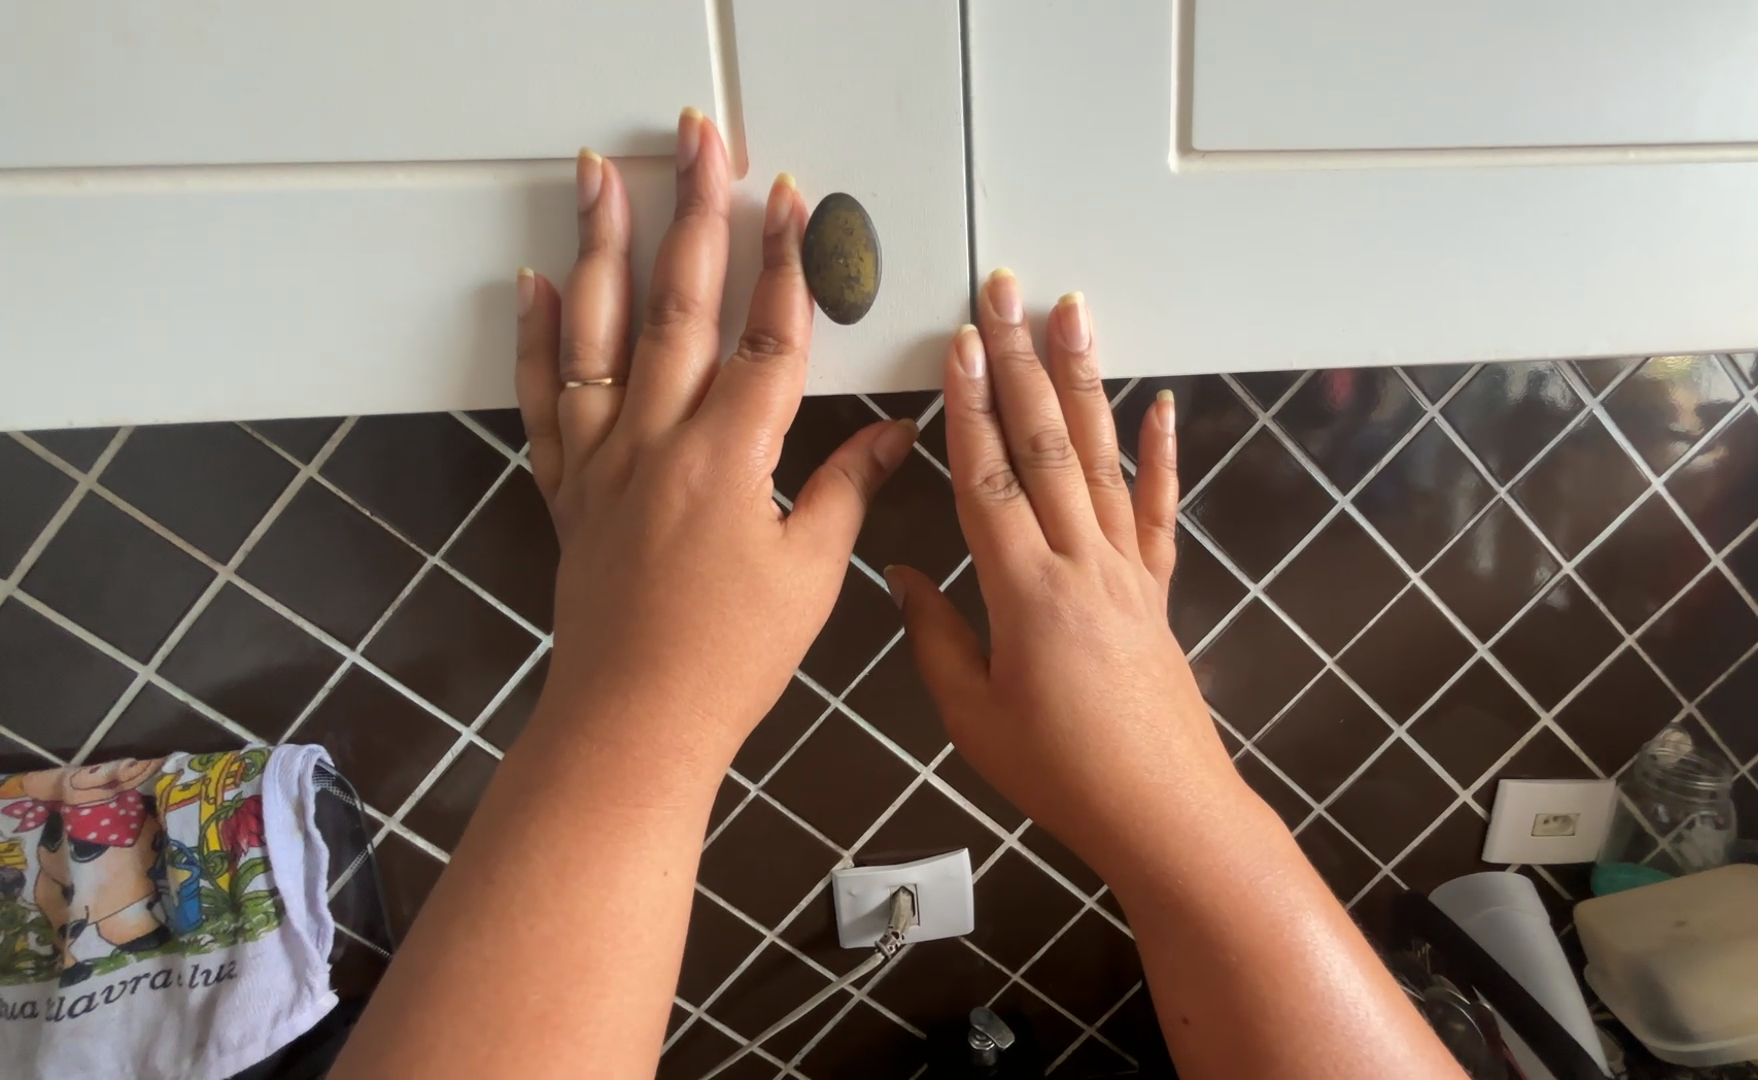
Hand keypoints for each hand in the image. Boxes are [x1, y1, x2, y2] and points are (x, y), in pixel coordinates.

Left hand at [515, 109, 915, 776]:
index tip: (791, 200)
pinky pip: (548, 400)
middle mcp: (660, 440)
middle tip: (698, 139)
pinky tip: (539, 284)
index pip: (766, 340)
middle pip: (681, 308)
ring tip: (601, 172)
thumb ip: (848, 490)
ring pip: (601, 334)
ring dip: (605, 247)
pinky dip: (540, 339)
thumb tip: (897, 436)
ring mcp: (604, 459)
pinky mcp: (571, 488)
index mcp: (730, 459)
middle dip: (696, 214)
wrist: (635, 718)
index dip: (784, 266)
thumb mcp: (811, 573)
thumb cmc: (734, 654)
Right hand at [887, 270, 1238, 874]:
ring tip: (1074, 316)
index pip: (988, 480)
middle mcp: (1081, 562)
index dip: (969, 408)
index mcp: (1025, 593)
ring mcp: (1128, 569)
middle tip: (1009, 293)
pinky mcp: (1157, 588)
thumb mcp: (972, 716)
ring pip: (1103, 460)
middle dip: (1021, 362)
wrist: (1163, 811)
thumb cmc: (1058, 770)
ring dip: (1085, 383)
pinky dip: (1163, 456)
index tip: (960, 344)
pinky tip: (1163, 406)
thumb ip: (934, 636)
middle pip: (1047, 447)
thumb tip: (904, 574)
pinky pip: (1160, 512)